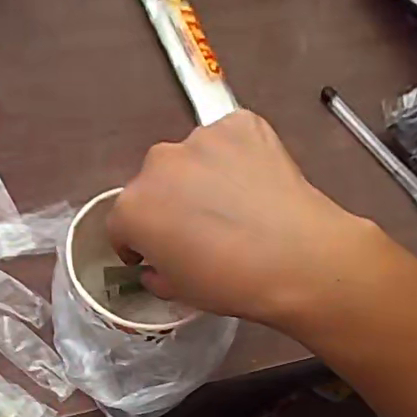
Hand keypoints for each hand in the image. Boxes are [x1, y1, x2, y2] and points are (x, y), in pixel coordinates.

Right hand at [106, 110, 380, 327]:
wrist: (296, 260)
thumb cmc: (230, 283)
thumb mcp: (180, 292)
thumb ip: (156, 273)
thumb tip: (157, 266)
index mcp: (133, 208)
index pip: (120, 223)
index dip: (135, 243)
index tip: (150, 254)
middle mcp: (158, 164)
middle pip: (153, 185)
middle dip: (167, 205)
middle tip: (196, 232)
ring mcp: (201, 138)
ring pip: (190, 160)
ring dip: (200, 178)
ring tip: (231, 208)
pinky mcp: (242, 125)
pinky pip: (228, 141)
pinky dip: (236, 159)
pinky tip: (254, 187)